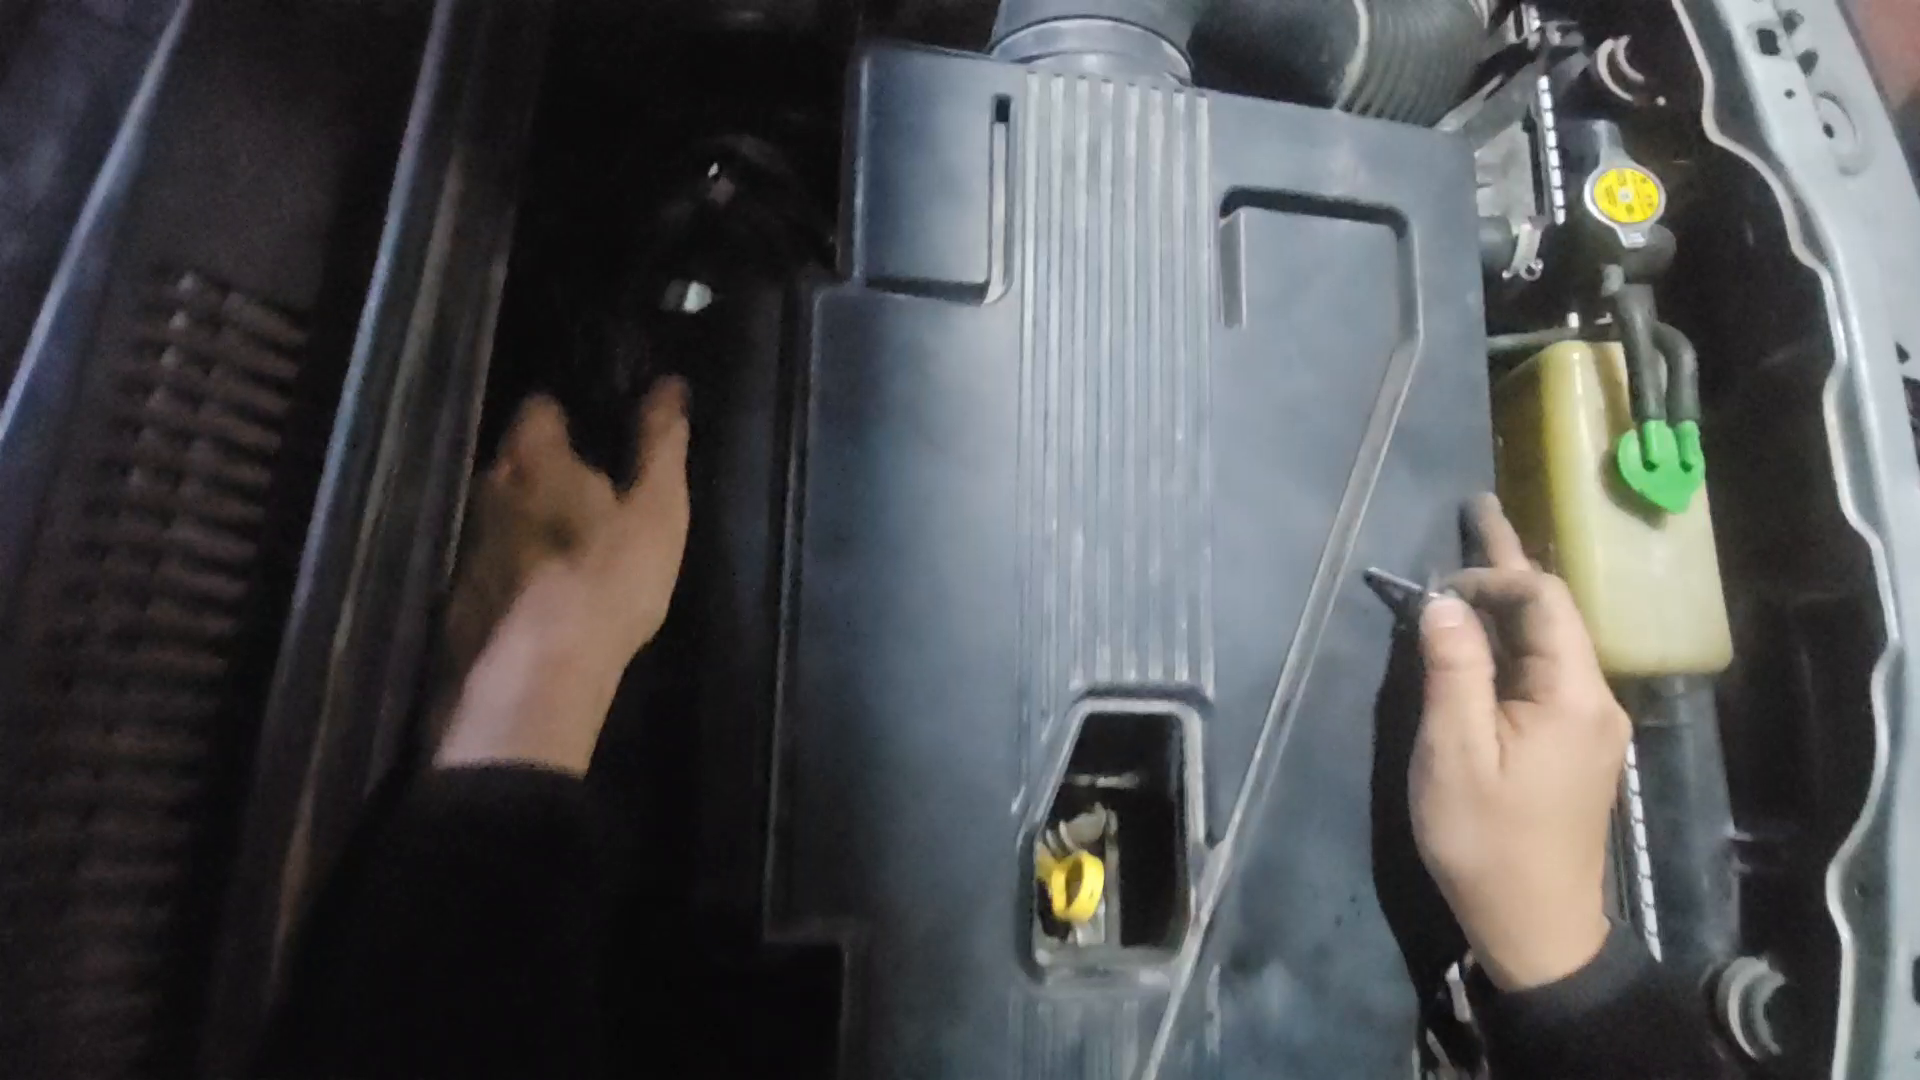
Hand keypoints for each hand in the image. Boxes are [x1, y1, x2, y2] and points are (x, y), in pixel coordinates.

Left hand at [433, 378, 690, 774]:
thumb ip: (661, 445)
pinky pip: (490, 564)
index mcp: (538, 463)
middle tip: (581, 484)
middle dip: (539, 465)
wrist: (545, 671)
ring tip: (563, 538)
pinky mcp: (461, 597)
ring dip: (524, 516)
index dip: (560, 413)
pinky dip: (512, 565)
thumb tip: (671, 384)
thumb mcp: (658, 508)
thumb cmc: (613, 577)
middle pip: (511, 462)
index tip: (583, 424)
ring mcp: (470, 547)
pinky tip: (539, 589)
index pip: (538, 412)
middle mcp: (491, 494)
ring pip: (497, 514)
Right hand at [1411, 494, 1629, 990]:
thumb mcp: (1453, 750)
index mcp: (1571, 695)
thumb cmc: (1483, 834)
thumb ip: (1451, 668)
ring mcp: (1584, 719)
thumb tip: (1442, 599)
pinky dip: (1506, 633)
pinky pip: (1539, 666)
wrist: (1531, 921)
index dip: (1492, 576)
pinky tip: (1482, 624)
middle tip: (1477, 508)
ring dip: (1505, 596)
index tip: (1434, 587)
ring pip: (1546, 637)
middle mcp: (1592, 697)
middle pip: (1553, 611)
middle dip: (1509, 561)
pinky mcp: (1568, 738)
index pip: (1544, 603)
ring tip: (1477, 550)